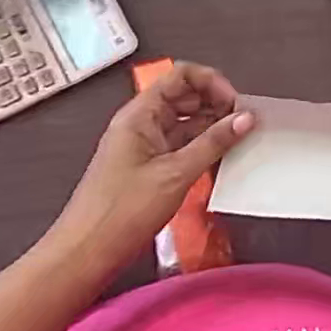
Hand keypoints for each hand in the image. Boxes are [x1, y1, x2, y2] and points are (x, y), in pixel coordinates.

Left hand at [45, 62, 255, 270]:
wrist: (84, 254)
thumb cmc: (123, 210)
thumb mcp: (175, 173)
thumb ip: (214, 142)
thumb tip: (246, 117)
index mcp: (141, 113)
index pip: (181, 76)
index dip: (211, 82)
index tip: (235, 103)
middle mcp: (143, 122)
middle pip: (186, 96)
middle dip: (217, 103)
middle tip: (244, 122)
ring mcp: (146, 144)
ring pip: (187, 121)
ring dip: (213, 126)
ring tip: (240, 140)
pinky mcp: (151, 166)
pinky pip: (182, 145)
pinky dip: (203, 146)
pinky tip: (224, 157)